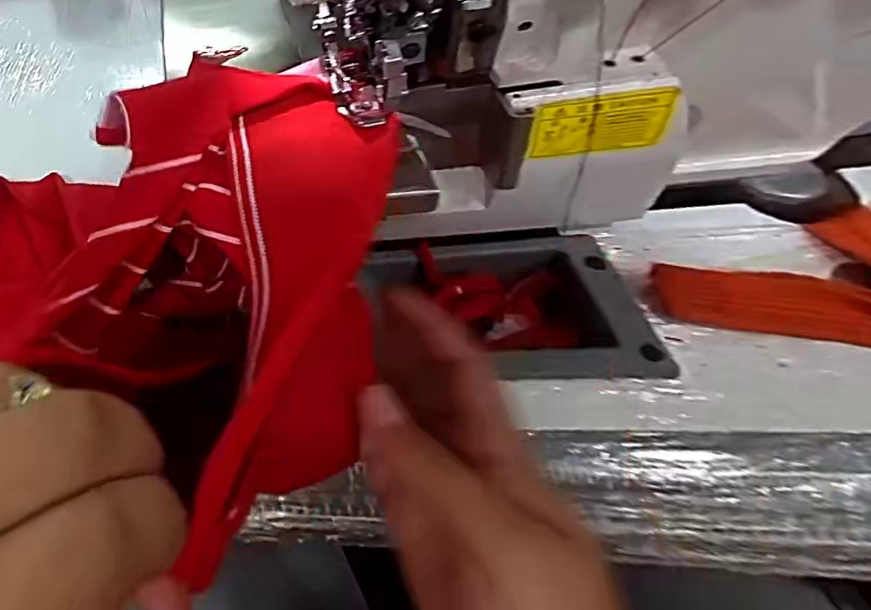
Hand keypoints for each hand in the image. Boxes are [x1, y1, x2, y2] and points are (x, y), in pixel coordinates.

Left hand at [0, 361, 186, 609]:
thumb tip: (171, 570)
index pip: (98, 530)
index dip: (160, 523)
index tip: (169, 532)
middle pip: (78, 431)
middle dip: (137, 454)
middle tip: (141, 486)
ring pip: (43, 387)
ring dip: (89, 420)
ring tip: (87, 460)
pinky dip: (34, 399)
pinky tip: (27, 437)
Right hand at [359, 288, 620, 609]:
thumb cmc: (542, 605)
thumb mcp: (498, 531)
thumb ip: (430, 465)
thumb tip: (369, 395)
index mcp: (503, 453)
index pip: (467, 371)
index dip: (434, 326)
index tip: (394, 292)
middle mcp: (464, 460)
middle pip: (424, 388)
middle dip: (390, 345)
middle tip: (344, 309)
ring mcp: (435, 490)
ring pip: (395, 421)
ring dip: (364, 382)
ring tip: (327, 344)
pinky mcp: (409, 522)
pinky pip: (376, 463)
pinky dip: (353, 432)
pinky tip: (329, 407)